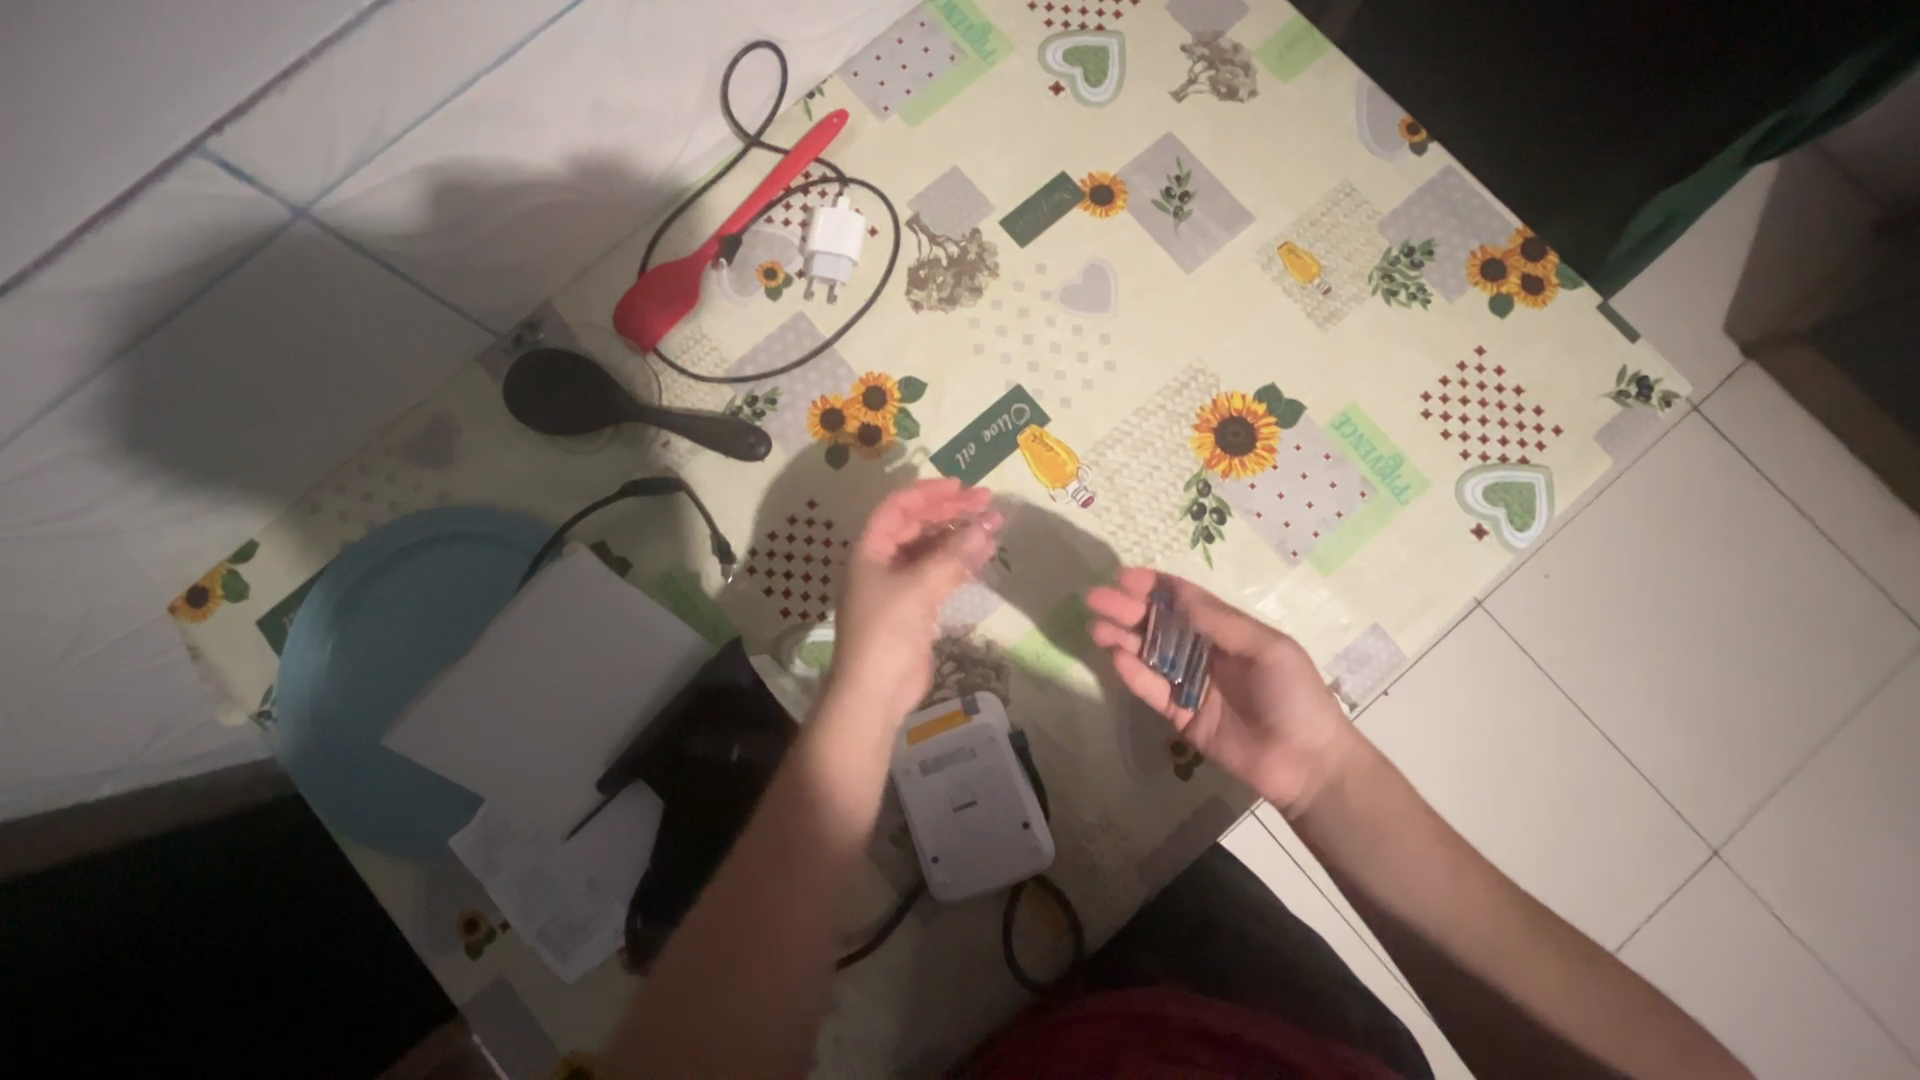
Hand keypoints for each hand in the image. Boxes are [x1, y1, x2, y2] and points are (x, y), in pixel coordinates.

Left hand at [829, 478, 1000, 721]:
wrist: (875, 692)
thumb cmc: (885, 634)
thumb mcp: (917, 590)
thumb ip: (952, 557)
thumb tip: (986, 528)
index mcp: (870, 551)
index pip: (897, 508)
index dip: (927, 493)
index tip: (961, 486)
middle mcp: (883, 563)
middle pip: (918, 526)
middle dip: (951, 512)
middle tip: (987, 502)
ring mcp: (901, 586)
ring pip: (933, 550)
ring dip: (961, 536)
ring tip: (995, 525)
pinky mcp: (917, 608)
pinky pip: (941, 574)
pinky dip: (962, 562)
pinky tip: (985, 554)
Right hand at [1086, 567, 1355, 816]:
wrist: (1307, 763)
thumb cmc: (1294, 695)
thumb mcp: (1265, 647)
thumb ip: (1219, 622)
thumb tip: (1176, 592)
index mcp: (1228, 631)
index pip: (1185, 601)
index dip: (1155, 587)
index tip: (1124, 577)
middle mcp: (1205, 652)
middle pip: (1159, 625)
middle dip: (1128, 610)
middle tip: (1096, 599)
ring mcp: (1191, 684)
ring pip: (1149, 655)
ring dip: (1123, 638)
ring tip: (1096, 627)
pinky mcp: (1181, 715)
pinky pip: (1152, 690)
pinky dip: (1133, 674)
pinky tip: (1115, 658)